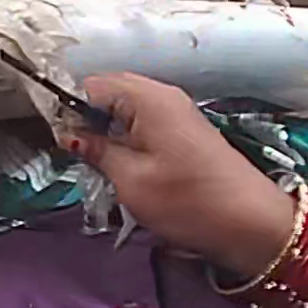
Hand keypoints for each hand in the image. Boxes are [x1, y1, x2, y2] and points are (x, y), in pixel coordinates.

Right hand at [66, 74, 294, 277]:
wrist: (251, 223)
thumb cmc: (187, 200)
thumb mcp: (131, 179)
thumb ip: (96, 150)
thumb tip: (67, 133)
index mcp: (147, 97)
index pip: (92, 84)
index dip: (68, 106)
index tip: (56, 136)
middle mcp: (162, 94)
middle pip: (109, 91)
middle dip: (85, 116)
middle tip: (72, 149)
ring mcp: (175, 110)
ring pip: (125, 106)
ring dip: (105, 127)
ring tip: (93, 159)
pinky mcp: (183, 129)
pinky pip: (143, 119)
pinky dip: (125, 134)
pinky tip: (119, 160)